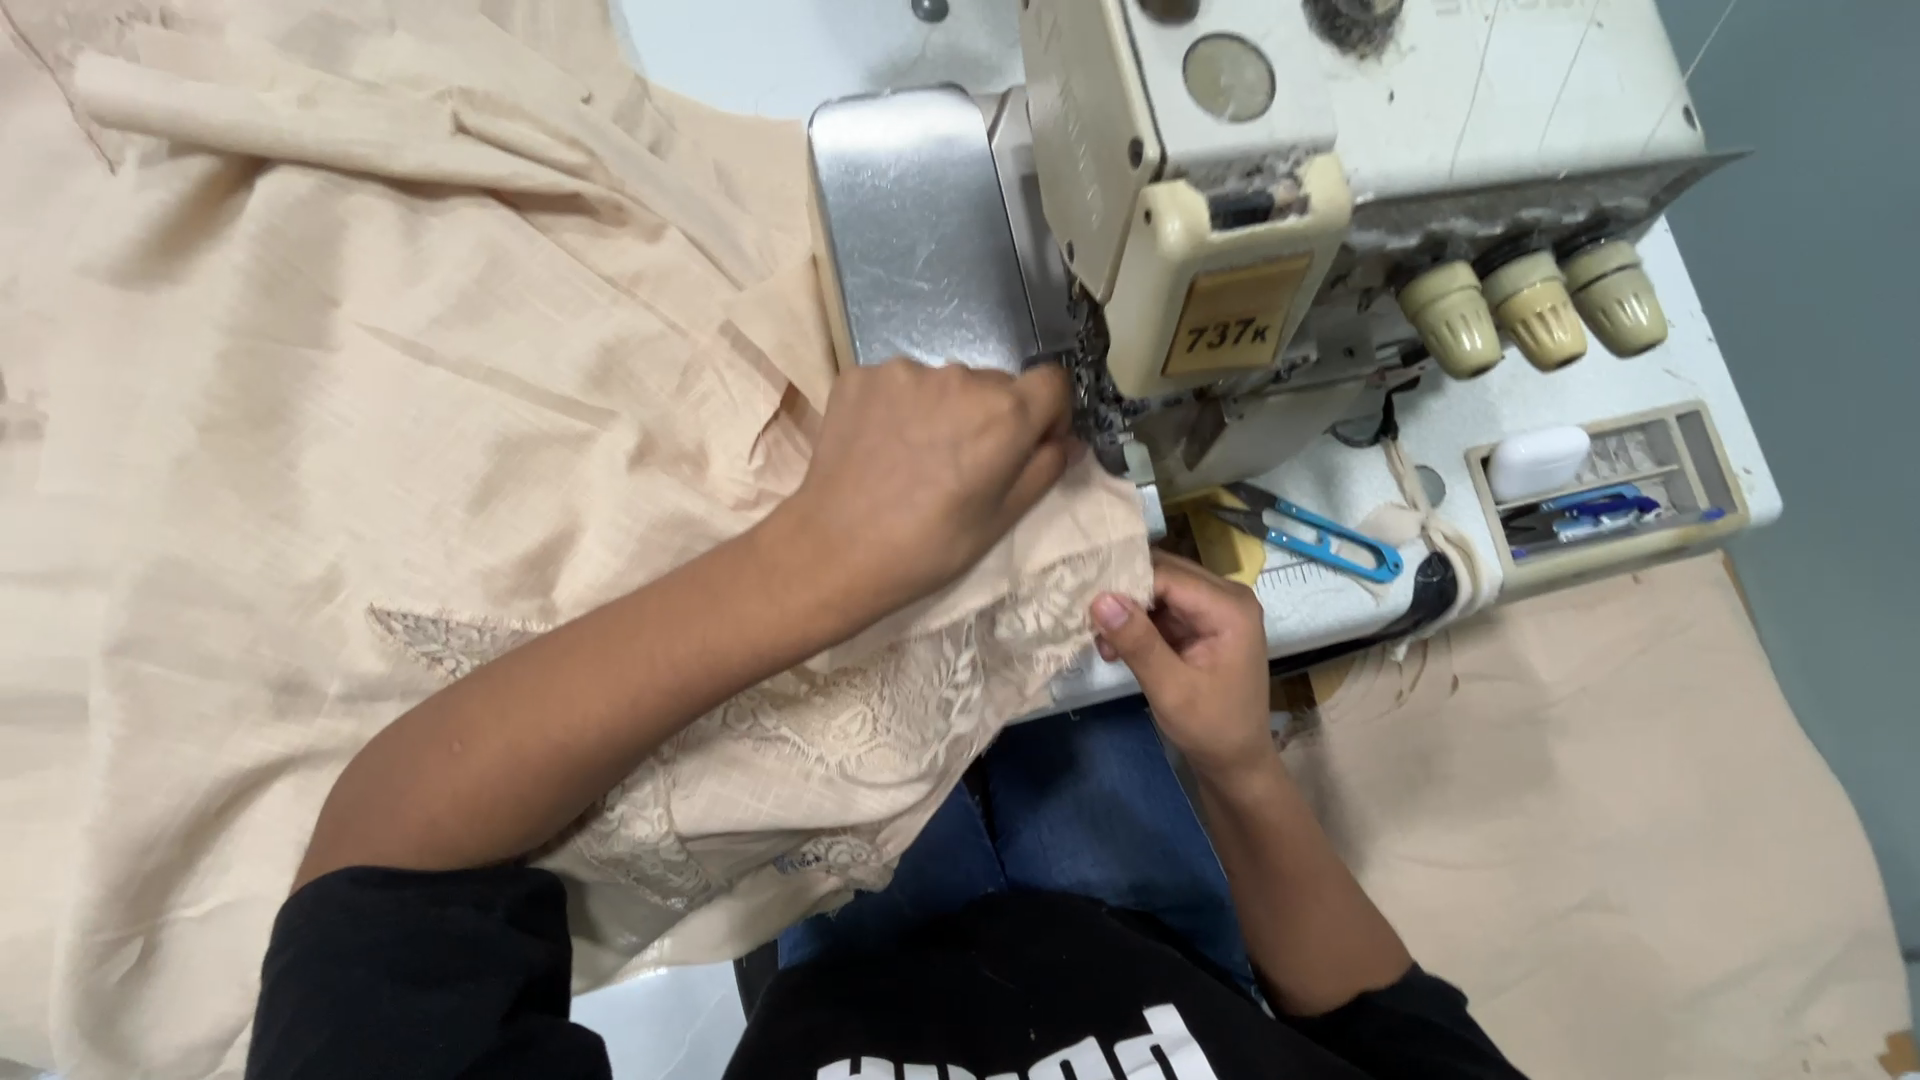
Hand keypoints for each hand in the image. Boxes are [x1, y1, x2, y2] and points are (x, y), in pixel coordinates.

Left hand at [775, 359, 1080, 621]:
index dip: (1049, 413)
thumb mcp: (1000, 521)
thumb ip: (1044, 471)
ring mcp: (905, 371)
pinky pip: (899, 385)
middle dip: (992, 417)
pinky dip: (899, 409)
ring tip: (915, 459)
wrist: (834, 550)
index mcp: (1004, 413)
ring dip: (944, 410)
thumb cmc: (928, 548)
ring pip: (945, 384)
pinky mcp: (861, 375)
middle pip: (996, 385)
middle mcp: (960, 376)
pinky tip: (883, 447)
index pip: (1052, 382)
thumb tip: (1069, 441)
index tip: (1031, 444)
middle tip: (963, 465)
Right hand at [1090, 551, 1273, 777]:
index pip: (1166, 575)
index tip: (1088, 608)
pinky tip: (1117, 647)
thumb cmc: (1211, 728)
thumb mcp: (1171, 689)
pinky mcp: (1200, 620)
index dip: (1125, 586)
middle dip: (1124, 596)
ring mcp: (1214, 606)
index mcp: (1230, 607)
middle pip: (1162, 573)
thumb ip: (1138, 642)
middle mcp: (1226, 595)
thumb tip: (1100, 599)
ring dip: (1127, 611)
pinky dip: (1136, 622)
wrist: (1235, 760)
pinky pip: (1160, 606)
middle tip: (1092, 627)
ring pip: (1156, 587)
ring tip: (1105, 645)